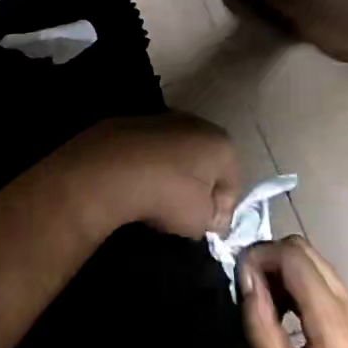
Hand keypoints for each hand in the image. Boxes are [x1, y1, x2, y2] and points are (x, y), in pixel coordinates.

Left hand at [46, 113, 243, 238]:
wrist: (113, 166)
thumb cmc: (168, 194)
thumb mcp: (200, 221)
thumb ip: (213, 219)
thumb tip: (210, 216)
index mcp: (223, 144)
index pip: (234, 184)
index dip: (222, 211)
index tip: (205, 229)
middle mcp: (199, 124)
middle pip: (207, 163)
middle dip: (198, 188)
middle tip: (183, 214)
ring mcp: (167, 118)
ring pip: (179, 153)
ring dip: (173, 174)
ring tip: (157, 200)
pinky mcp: (137, 121)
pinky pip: (152, 150)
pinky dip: (149, 165)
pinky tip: (137, 184)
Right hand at [240, 236, 347, 347]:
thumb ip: (265, 330)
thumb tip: (247, 277)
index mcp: (336, 323)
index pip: (294, 256)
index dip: (261, 255)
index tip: (239, 276)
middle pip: (307, 252)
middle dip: (273, 259)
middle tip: (248, 287)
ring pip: (319, 265)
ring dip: (287, 272)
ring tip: (264, 304)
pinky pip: (330, 286)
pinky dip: (304, 286)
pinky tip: (289, 317)